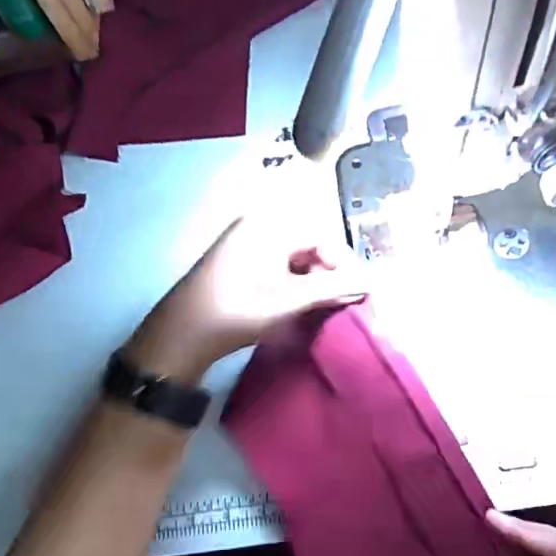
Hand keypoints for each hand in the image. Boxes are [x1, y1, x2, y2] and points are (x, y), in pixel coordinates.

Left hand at [125, 213, 366, 382]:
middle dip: (326, 271)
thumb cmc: (240, 310)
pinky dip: (291, 281)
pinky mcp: (237, 259)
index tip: (351, 291)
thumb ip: (333, 288)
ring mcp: (245, 241)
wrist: (185, 330)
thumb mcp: (292, 300)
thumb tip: (370, 282)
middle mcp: (258, 225)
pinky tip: (292, 304)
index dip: (342, 262)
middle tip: (334, 301)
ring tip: (313, 306)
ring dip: (309, 279)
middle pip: (308, 242)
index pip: (323, 234)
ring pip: (293, 255)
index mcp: (270, 225)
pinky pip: (276, 262)